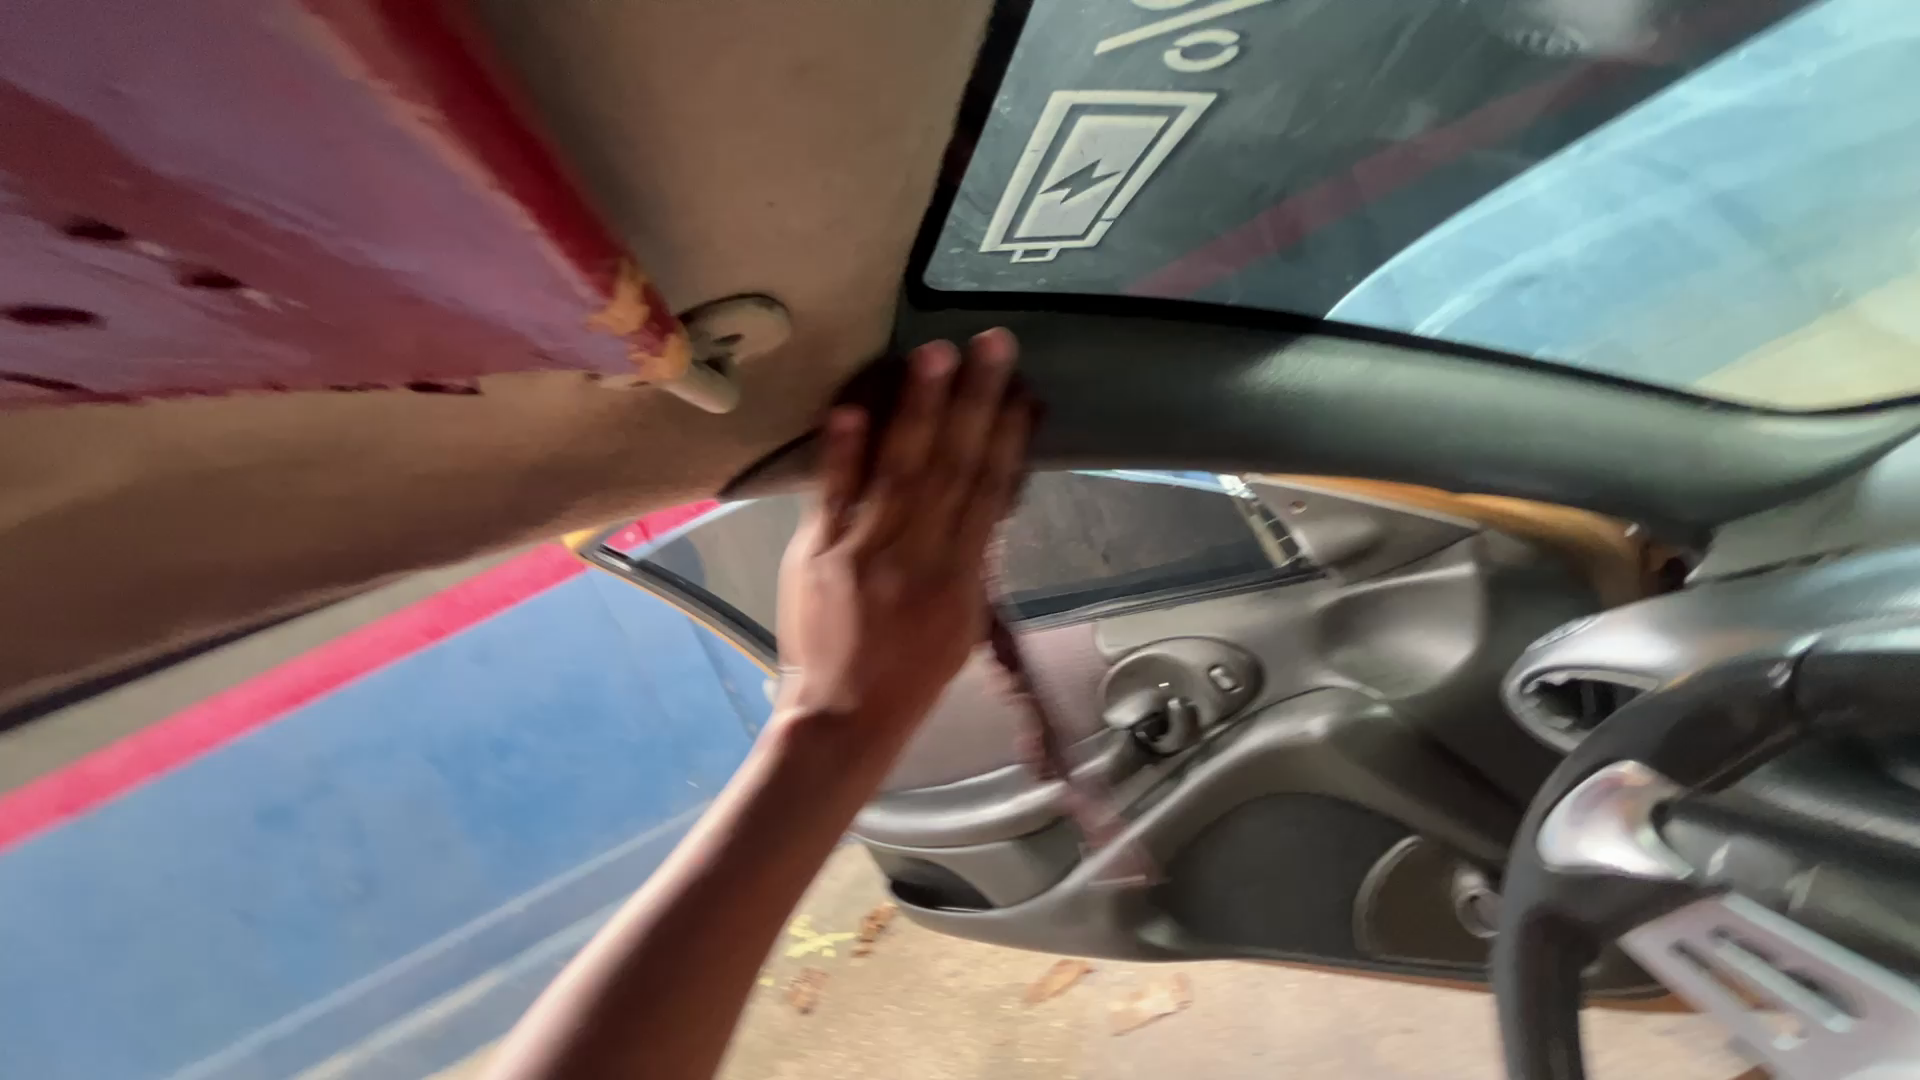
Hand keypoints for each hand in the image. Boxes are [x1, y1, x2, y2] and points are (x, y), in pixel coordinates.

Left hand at [773, 329, 1032, 744]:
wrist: (844, 716)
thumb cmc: (913, 673)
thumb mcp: (963, 624)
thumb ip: (974, 561)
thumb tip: (984, 499)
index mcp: (961, 577)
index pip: (989, 493)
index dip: (1008, 438)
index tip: (1023, 390)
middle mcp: (919, 557)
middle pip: (952, 468)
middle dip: (974, 403)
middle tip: (991, 344)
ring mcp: (864, 552)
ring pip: (899, 473)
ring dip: (916, 412)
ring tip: (932, 355)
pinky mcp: (816, 554)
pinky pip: (832, 498)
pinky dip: (842, 454)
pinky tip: (852, 407)